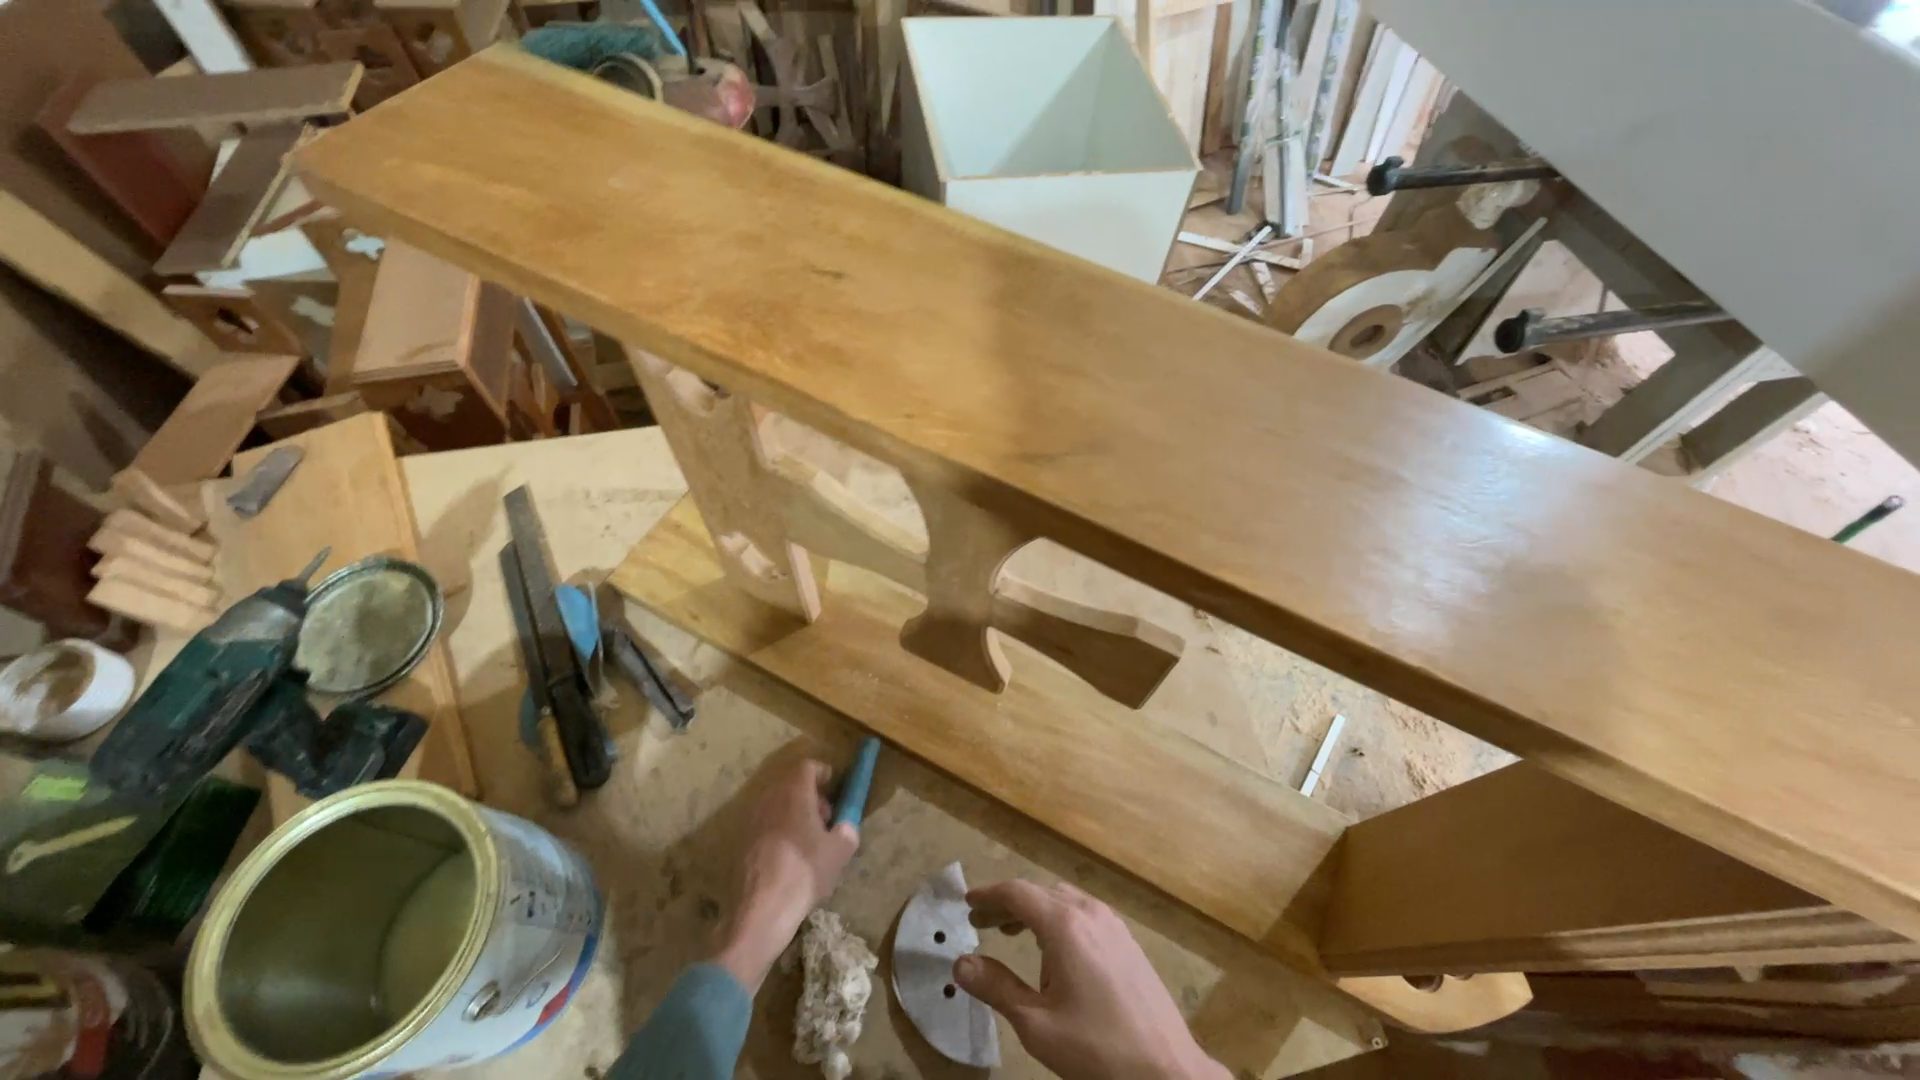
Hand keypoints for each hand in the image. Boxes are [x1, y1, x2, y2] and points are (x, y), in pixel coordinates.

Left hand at [714, 758, 859, 990]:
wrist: (760, 911)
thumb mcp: (839, 852)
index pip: (806, 767)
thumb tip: (845, 827)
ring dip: (794, 814)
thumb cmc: (804, 873)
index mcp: (794, 794)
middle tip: (826, 818)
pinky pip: (765, 826)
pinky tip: (789, 859)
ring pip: (776, 806)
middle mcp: (768, 800)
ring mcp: (751, 821)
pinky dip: (779, 831)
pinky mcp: (740, 843)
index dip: (822, 772)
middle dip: (810, 796)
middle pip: (790, 785)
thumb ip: (847, 831)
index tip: (834, 786)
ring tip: (810, 842)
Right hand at [954, 880, 1229, 1079]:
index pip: (1018, 892)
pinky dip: (1059, 921)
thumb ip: (997, 988)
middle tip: (981, 924)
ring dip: (1035, 912)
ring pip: (1064, 902)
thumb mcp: (1036, 1023)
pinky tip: (1054, 953)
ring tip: (1012, 934)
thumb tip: (961, 963)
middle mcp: (1090, 913)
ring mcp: (1114, 925)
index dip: (989, 895)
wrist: (1166, 1072)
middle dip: (1008, 904)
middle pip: (1041, 893)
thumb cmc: (1096, 1048)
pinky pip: (1084, 916)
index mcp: (1066, 925)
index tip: (966, 904)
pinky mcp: (1128, 942)